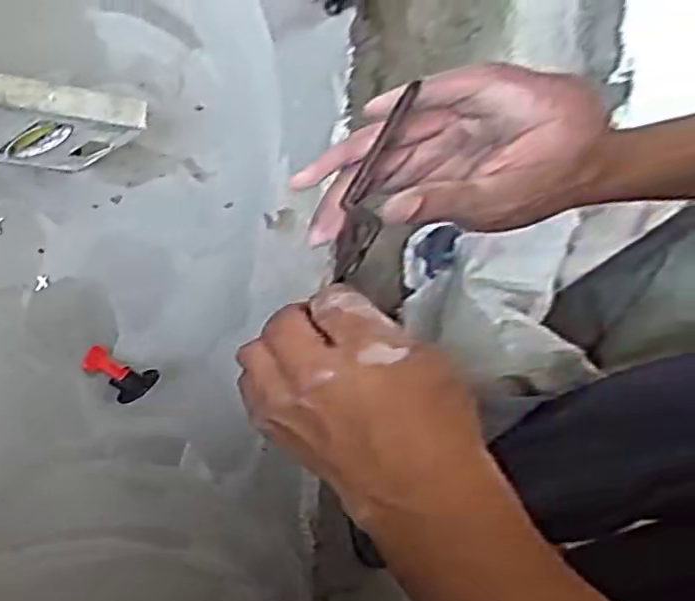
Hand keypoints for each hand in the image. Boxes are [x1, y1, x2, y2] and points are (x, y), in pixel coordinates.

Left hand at [237, 285, 504, 530]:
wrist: (406, 481)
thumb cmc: (432, 420)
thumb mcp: (423, 358)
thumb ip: (375, 328)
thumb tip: (343, 310)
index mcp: (353, 355)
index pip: (327, 304)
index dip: (333, 299)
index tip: (340, 303)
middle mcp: (304, 377)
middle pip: (275, 327)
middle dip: (294, 320)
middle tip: (316, 327)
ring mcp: (278, 403)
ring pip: (251, 355)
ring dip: (271, 348)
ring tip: (298, 355)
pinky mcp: (266, 424)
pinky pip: (248, 387)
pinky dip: (263, 377)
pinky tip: (287, 383)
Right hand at [295, 63, 610, 244]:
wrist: (576, 183)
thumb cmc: (561, 176)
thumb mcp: (506, 195)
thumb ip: (448, 200)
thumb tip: (393, 209)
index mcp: (511, 104)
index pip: (456, 89)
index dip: (409, 98)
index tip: (372, 112)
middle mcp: (470, 117)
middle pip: (398, 130)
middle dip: (348, 159)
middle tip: (307, 182)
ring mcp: (446, 140)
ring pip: (381, 160)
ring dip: (344, 193)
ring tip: (321, 228)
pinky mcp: (429, 163)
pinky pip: (384, 179)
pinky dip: (356, 202)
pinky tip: (336, 222)